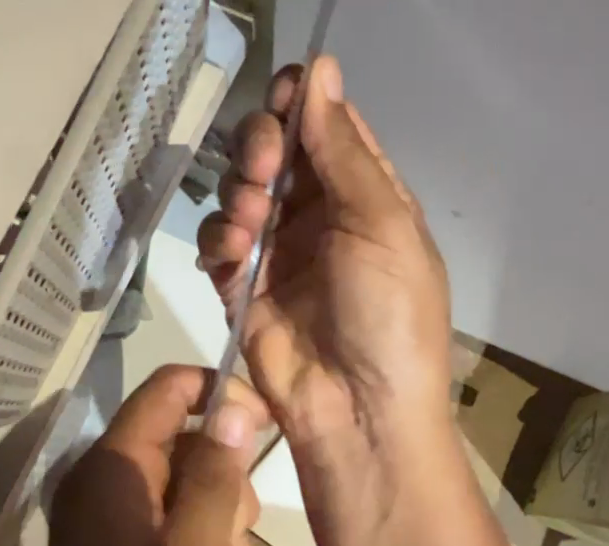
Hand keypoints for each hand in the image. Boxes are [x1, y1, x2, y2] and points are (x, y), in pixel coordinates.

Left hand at [0, 365, 267, 545]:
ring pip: (188, 500)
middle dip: (229, 498)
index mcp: (114, 470)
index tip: (267, 428)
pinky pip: (171, 535)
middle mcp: (104, 486)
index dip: (221, 396)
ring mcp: (107, 523)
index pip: (168, 391)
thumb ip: (217, 475)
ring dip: (225, 544)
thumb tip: (235, 405)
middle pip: (187, 451)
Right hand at [199, 55, 453, 448]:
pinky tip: (234, 255)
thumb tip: (320, 70)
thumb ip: (344, 149)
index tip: (284, 97)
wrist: (359, 413)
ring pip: (241, 191)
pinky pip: (218, 244)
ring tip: (254, 221)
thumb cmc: (389, 317)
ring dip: (240, 191)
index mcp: (368, 200)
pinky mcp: (243, 292)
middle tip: (265, 164)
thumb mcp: (383, 225)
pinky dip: (219, 239)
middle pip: (277, 152)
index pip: (328, 130)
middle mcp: (322, 221)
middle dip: (263, 144)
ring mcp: (280, 257)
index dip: (303, 105)